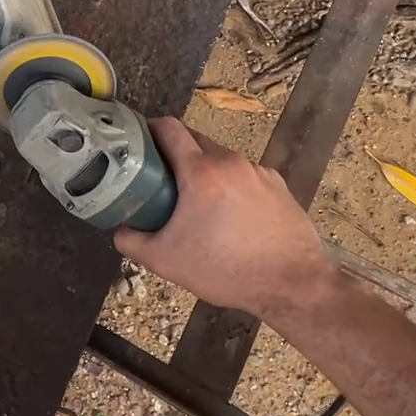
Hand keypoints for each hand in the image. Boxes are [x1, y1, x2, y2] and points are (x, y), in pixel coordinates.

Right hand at [113, 117, 339, 321]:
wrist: (296, 288)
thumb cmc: (226, 270)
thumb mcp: (165, 261)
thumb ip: (132, 241)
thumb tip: (119, 229)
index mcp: (200, 171)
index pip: (168, 128)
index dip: (149, 128)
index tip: (139, 143)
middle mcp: (230, 162)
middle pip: (194, 140)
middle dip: (175, 153)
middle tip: (162, 179)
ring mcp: (259, 172)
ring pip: (221, 159)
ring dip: (205, 171)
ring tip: (199, 203)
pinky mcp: (280, 187)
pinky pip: (245, 176)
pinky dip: (232, 186)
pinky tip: (232, 216)